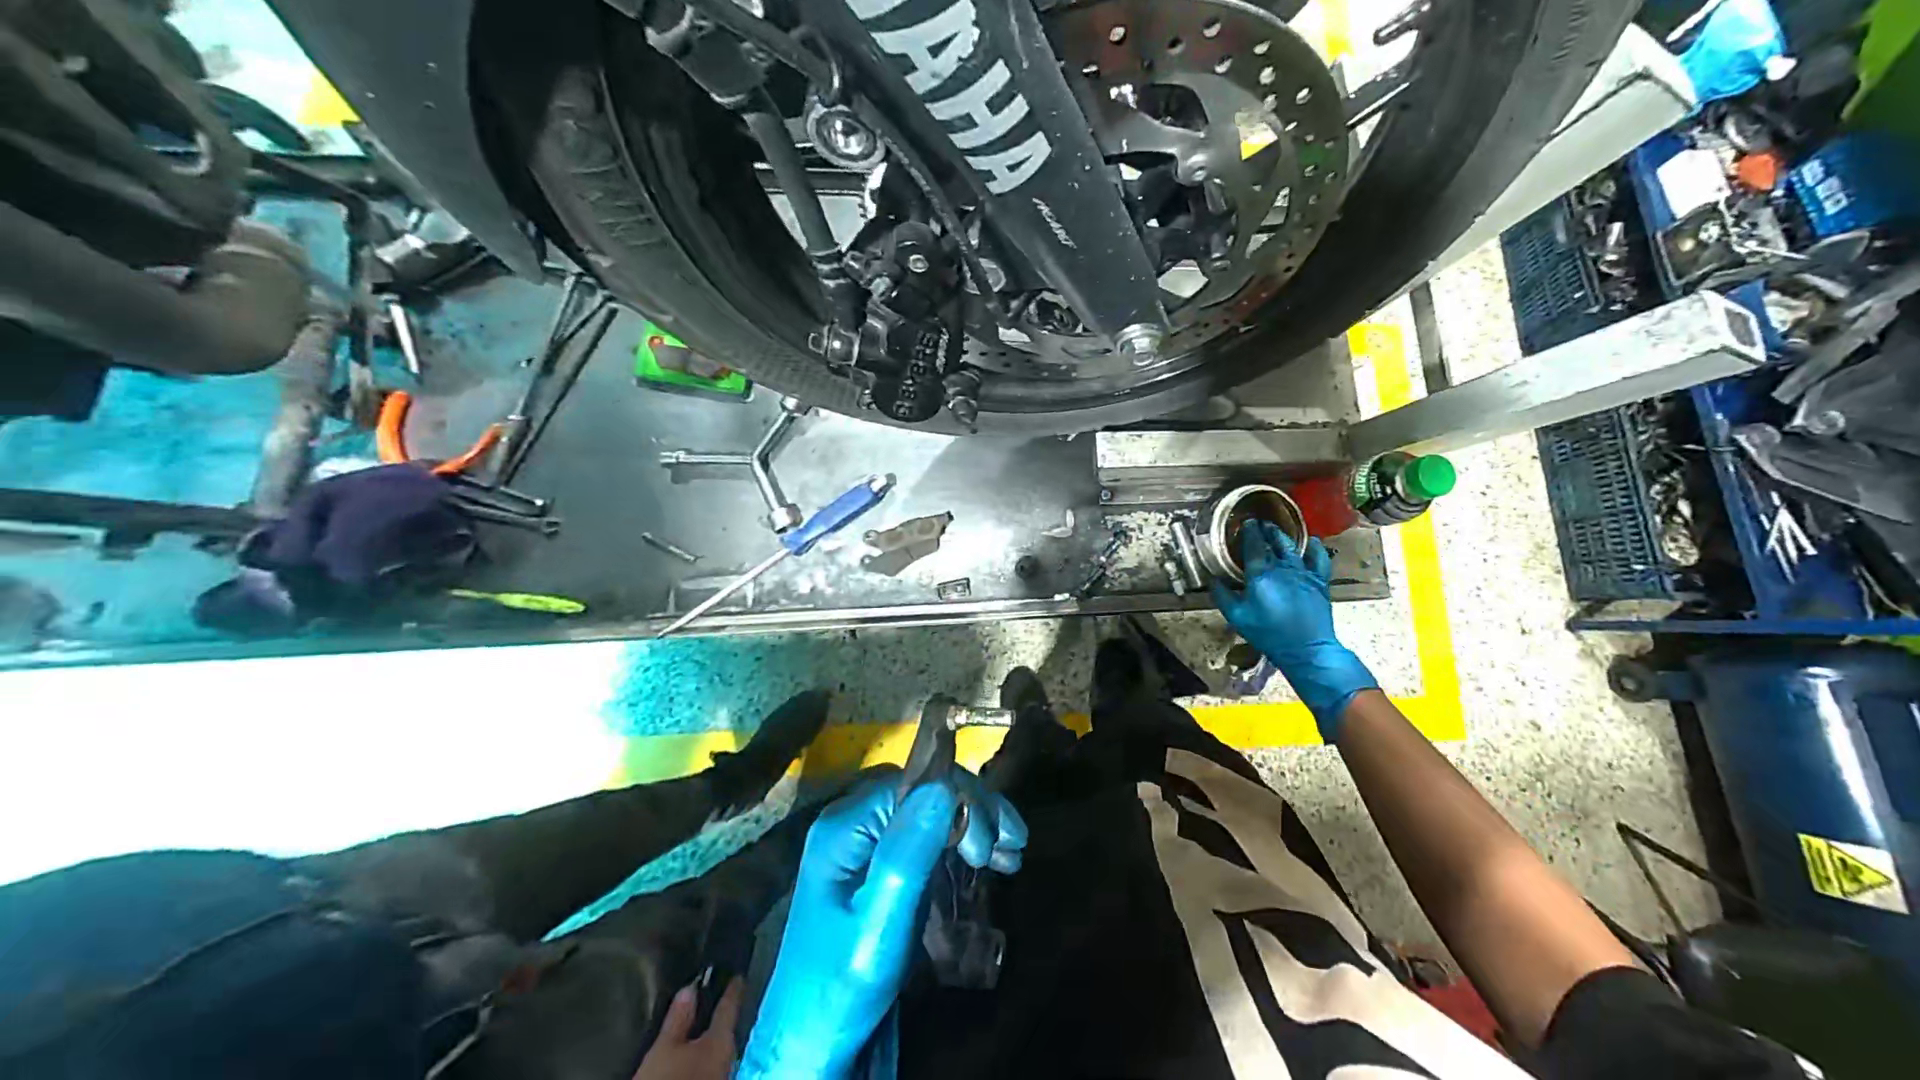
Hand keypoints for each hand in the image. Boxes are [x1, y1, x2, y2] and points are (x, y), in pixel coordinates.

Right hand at [633, 977, 741, 1079]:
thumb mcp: (664, 1051)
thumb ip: (679, 1019)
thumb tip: (691, 989)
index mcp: (722, 1040)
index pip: (731, 1005)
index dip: (732, 987)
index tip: (737, 973)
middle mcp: (728, 1057)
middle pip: (727, 1027)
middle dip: (720, 1013)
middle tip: (713, 994)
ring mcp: (722, 1076)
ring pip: (719, 1048)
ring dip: (710, 1035)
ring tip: (699, 1022)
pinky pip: (712, 1063)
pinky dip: (704, 1053)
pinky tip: (693, 1052)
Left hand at [739, 773, 1025, 1079]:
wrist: (811, 1040)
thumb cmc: (841, 986)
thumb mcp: (878, 926)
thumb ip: (906, 855)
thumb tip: (942, 786)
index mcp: (842, 828)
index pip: (911, 783)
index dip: (957, 801)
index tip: (989, 844)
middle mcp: (850, 823)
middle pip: (921, 791)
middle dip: (972, 810)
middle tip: (1010, 847)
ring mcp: (862, 843)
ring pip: (927, 809)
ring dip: (973, 823)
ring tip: (1011, 852)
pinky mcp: (875, 865)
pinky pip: (923, 836)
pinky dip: (959, 843)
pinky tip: (988, 862)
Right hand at [1211, 521, 1376, 740]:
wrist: (1306, 648)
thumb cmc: (1268, 633)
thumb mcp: (1237, 617)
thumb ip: (1222, 595)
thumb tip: (1212, 579)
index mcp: (1260, 574)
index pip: (1253, 545)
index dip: (1249, 532)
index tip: (1246, 523)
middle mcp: (1283, 568)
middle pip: (1274, 542)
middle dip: (1265, 530)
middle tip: (1260, 524)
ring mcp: (1304, 573)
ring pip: (1293, 547)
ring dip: (1283, 536)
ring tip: (1277, 530)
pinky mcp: (1319, 581)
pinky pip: (1319, 558)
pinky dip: (1314, 547)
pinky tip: (1311, 541)